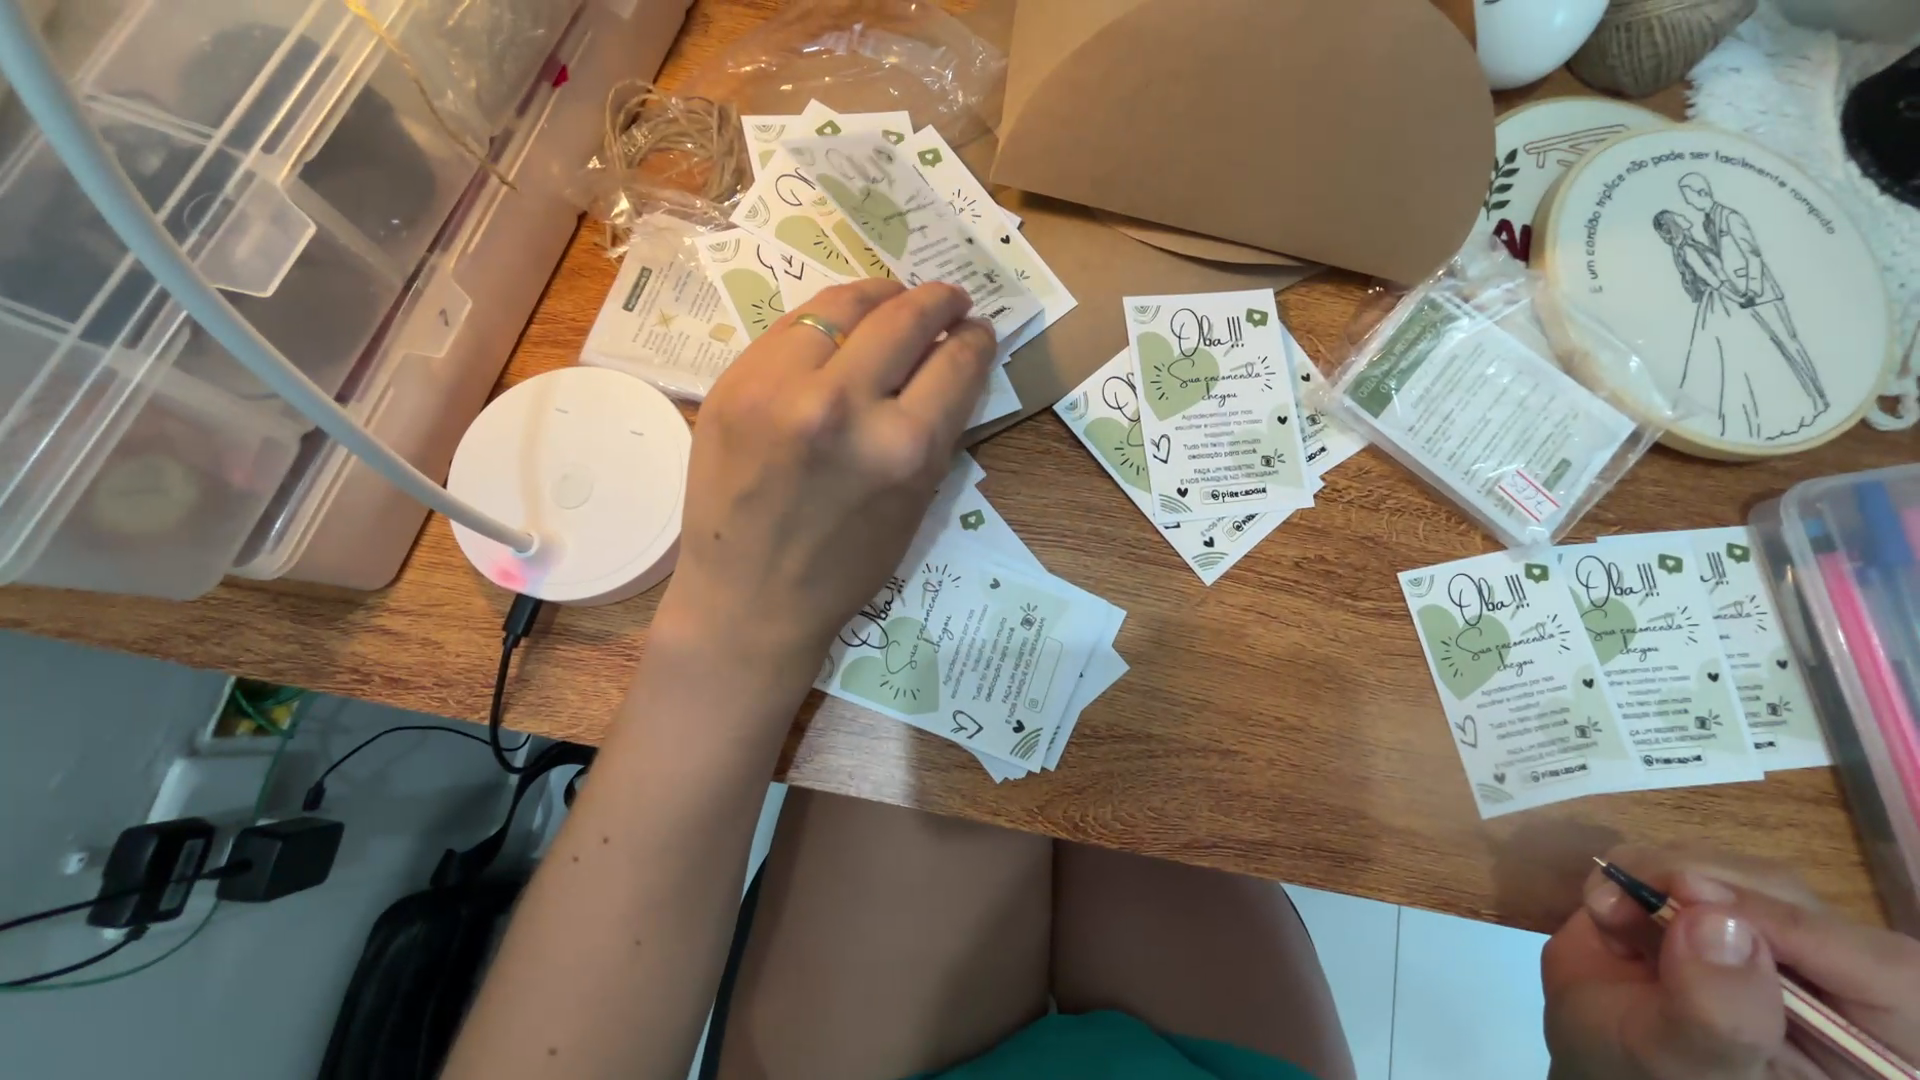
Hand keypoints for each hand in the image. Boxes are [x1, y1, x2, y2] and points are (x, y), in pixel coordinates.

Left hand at [658, 279, 994, 677]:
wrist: (747, 600)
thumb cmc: (844, 569)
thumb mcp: (914, 504)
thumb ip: (935, 428)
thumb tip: (950, 360)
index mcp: (901, 449)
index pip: (956, 361)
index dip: (976, 338)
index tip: (979, 330)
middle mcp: (842, 405)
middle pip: (905, 316)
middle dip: (939, 300)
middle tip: (950, 299)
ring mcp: (778, 388)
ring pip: (844, 303)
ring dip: (883, 295)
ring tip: (897, 300)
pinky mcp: (733, 383)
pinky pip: (792, 327)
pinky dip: (827, 321)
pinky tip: (840, 328)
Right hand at [1542, 844, 1919, 1078]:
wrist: (1591, 1047)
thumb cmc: (1639, 1074)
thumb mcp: (1682, 1061)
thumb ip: (1716, 1012)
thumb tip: (1714, 920)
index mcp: (1870, 1046)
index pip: (1886, 973)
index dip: (1798, 929)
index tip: (1695, 904)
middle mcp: (1837, 984)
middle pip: (1802, 905)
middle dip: (1707, 892)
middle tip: (1628, 904)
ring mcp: (1774, 937)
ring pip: (1740, 870)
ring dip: (1654, 874)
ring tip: (1608, 915)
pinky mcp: (1716, 903)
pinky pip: (1685, 855)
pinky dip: (1631, 868)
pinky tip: (1611, 910)